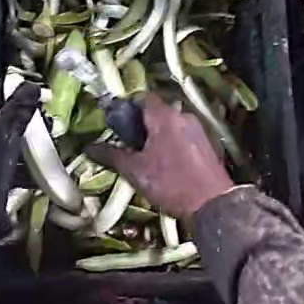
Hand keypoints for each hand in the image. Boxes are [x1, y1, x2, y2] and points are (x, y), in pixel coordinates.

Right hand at [89, 95, 233, 220]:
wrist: (214, 205)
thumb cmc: (170, 183)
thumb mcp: (135, 171)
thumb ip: (112, 155)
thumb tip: (89, 147)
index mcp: (165, 117)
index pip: (142, 98)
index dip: (126, 106)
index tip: (116, 122)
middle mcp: (184, 116)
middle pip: (157, 111)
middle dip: (141, 123)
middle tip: (128, 142)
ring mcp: (199, 130)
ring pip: (171, 124)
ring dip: (157, 134)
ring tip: (146, 156)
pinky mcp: (208, 145)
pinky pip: (184, 135)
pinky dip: (172, 143)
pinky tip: (166, 163)